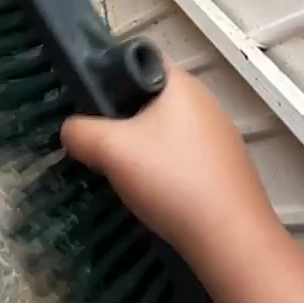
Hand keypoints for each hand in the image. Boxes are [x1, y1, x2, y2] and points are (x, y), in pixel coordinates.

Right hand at [60, 63, 276, 252]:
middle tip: (102, 135)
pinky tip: (157, 191)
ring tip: (125, 167)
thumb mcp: (110, 150)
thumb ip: (80, 132)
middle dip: (124, 112)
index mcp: (181, 84)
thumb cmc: (172, 180)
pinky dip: (168, 166)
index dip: (111, 70)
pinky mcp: (229, 170)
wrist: (233, 244)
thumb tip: (69, 131)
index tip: (91, 95)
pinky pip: (187, 155)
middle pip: (152, 94)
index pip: (139, 57)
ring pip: (169, 128)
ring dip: (145, 143)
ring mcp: (222, 137)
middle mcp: (206, 102)